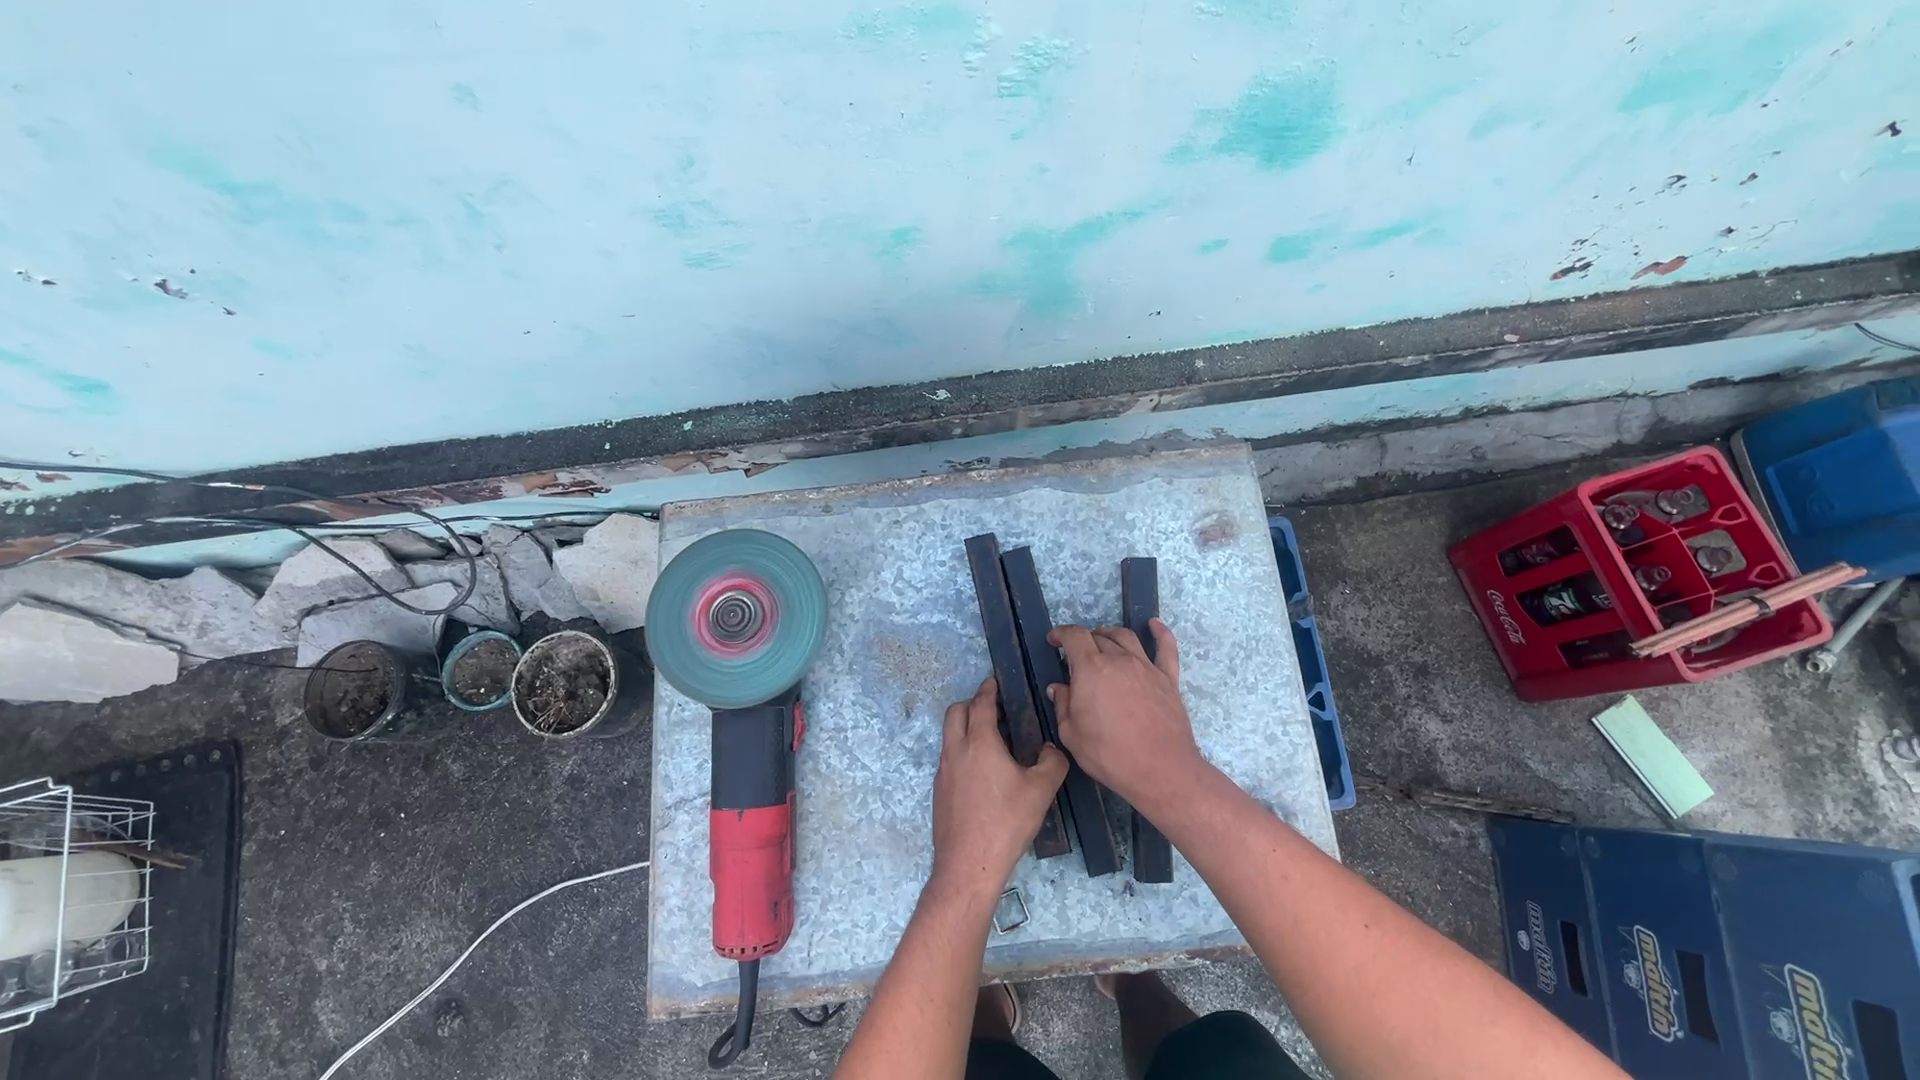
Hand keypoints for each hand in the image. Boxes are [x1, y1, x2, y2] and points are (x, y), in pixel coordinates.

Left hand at [930, 676, 1069, 895]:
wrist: (969, 863)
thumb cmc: (1006, 822)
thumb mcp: (1040, 790)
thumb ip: (1051, 762)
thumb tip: (1049, 750)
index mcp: (980, 742)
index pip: (981, 704)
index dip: (988, 690)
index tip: (994, 682)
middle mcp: (956, 750)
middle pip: (956, 712)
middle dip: (971, 703)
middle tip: (993, 708)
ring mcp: (943, 771)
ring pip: (949, 735)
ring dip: (965, 727)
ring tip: (990, 738)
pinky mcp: (939, 791)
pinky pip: (948, 758)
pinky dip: (962, 750)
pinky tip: (981, 771)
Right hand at [1047, 621, 1205, 814]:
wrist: (1161, 769)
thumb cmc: (1110, 754)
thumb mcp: (1072, 735)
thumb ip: (1063, 706)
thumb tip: (1058, 688)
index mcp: (1091, 669)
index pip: (1074, 637)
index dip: (1061, 634)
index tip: (1053, 641)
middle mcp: (1119, 659)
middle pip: (1099, 637)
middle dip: (1084, 641)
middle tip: (1076, 655)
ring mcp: (1146, 667)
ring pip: (1127, 638)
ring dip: (1110, 634)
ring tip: (1103, 640)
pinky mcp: (1168, 679)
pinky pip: (1165, 649)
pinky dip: (1161, 633)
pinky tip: (1155, 624)